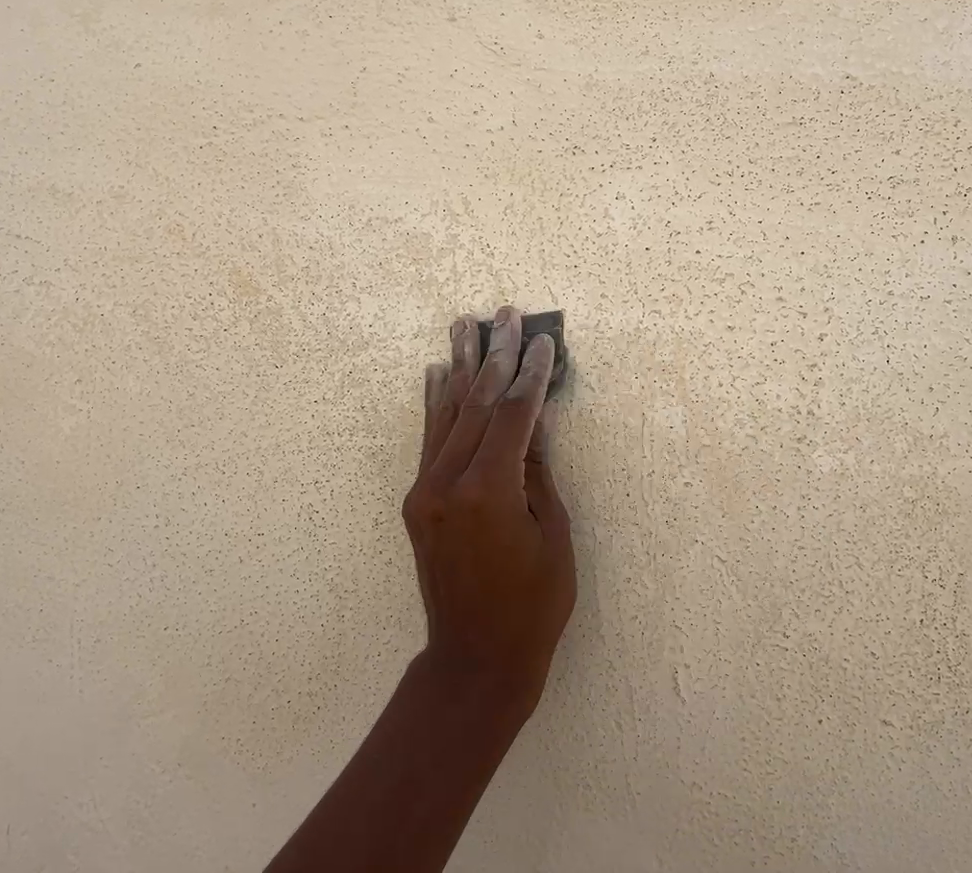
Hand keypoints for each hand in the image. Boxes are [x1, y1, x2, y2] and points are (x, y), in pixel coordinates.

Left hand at [404, 307, 575, 713]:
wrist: (475, 658)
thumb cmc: (533, 605)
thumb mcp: (553, 535)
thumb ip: (538, 473)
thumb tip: (531, 423)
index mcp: (489, 492)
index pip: (513, 415)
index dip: (531, 375)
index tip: (544, 339)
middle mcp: (448, 484)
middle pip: (474, 404)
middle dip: (494, 356)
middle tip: (504, 314)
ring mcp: (426, 492)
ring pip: (444, 416)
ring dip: (459, 368)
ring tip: (464, 325)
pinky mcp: (418, 503)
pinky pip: (429, 442)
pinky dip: (436, 405)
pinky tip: (439, 375)